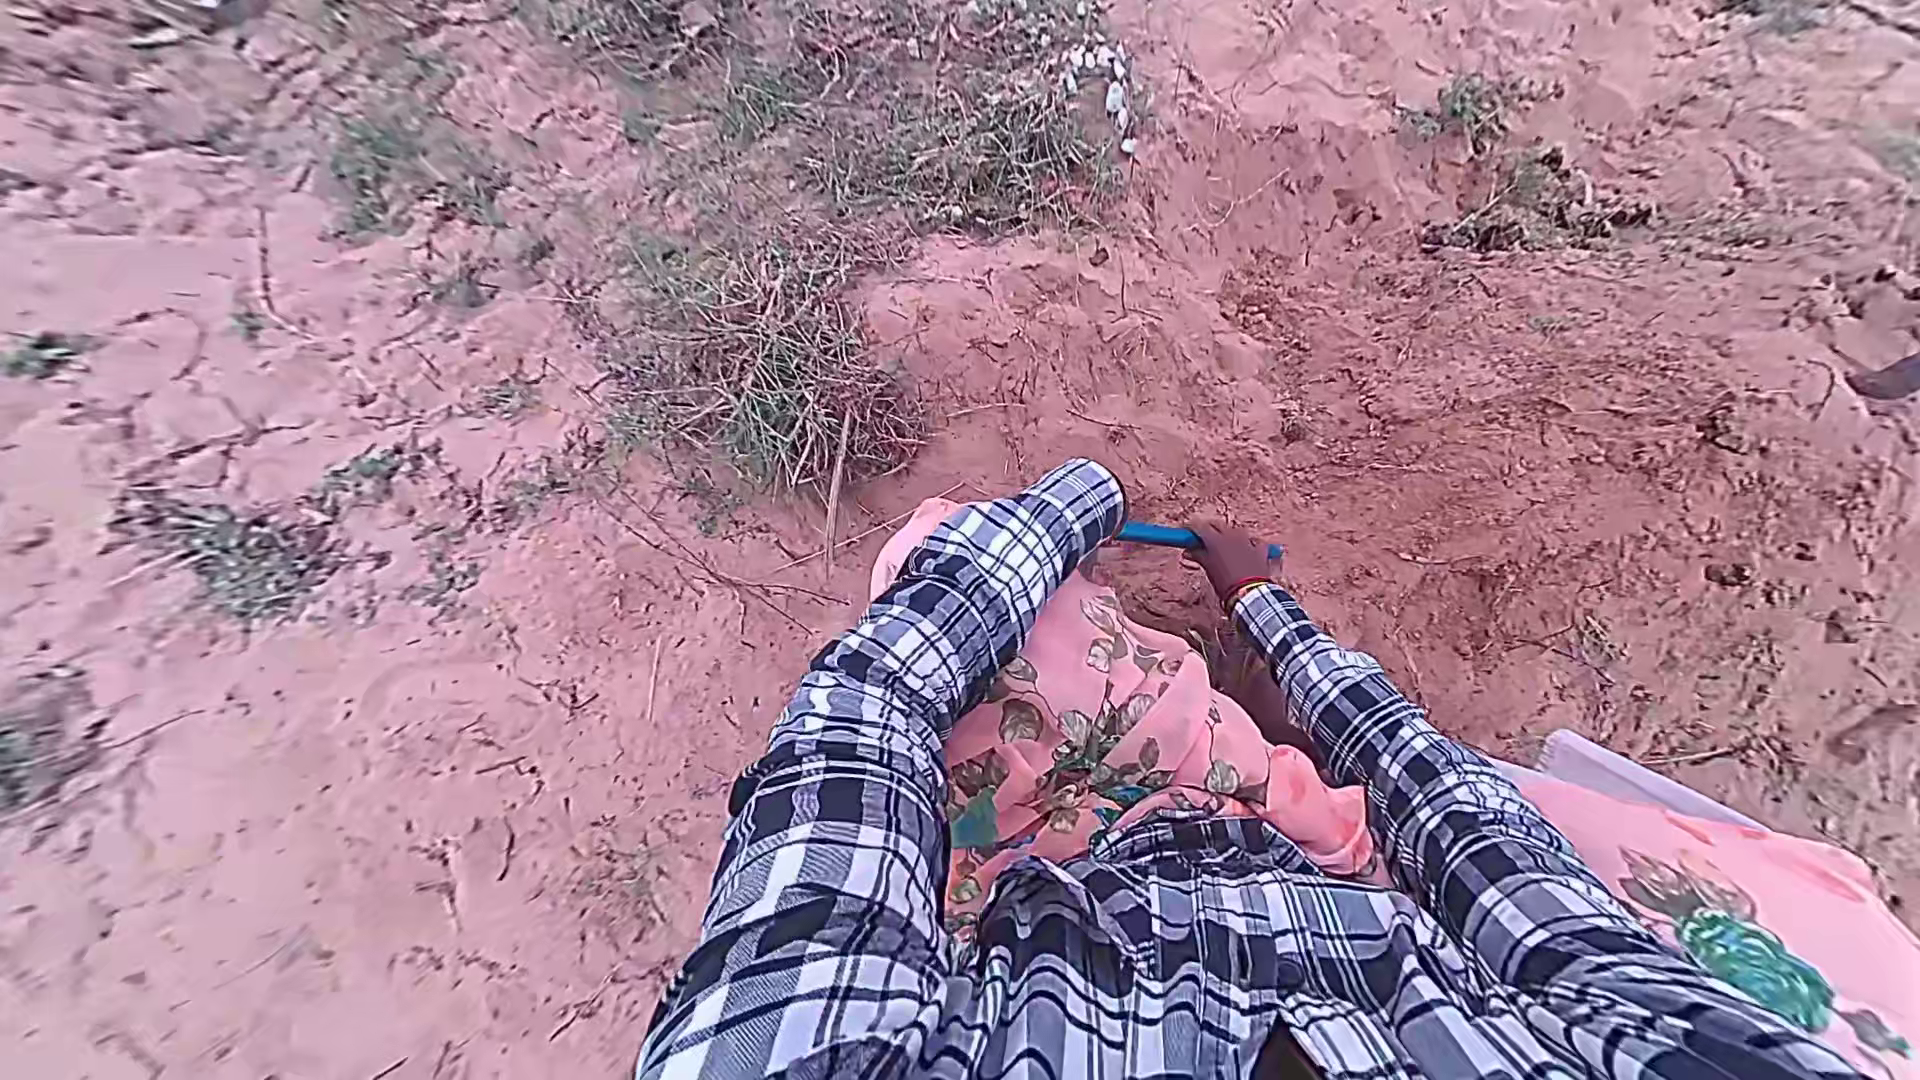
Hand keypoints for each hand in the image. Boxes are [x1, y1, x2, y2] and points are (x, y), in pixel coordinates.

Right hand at [1186, 523, 1276, 603]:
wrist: (1249, 594)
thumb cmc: (1226, 583)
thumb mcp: (1208, 569)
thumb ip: (1198, 556)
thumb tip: (1188, 552)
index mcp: (1216, 541)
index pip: (1199, 527)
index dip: (1191, 527)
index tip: (1185, 530)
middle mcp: (1232, 537)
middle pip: (1217, 525)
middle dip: (1208, 528)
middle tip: (1200, 536)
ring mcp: (1248, 542)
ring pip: (1235, 530)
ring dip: (1227, 534)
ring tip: (1222, 544)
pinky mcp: (1260, 550)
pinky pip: (1254, 541)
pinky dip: (1249, 542)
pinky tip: (1246, 548)